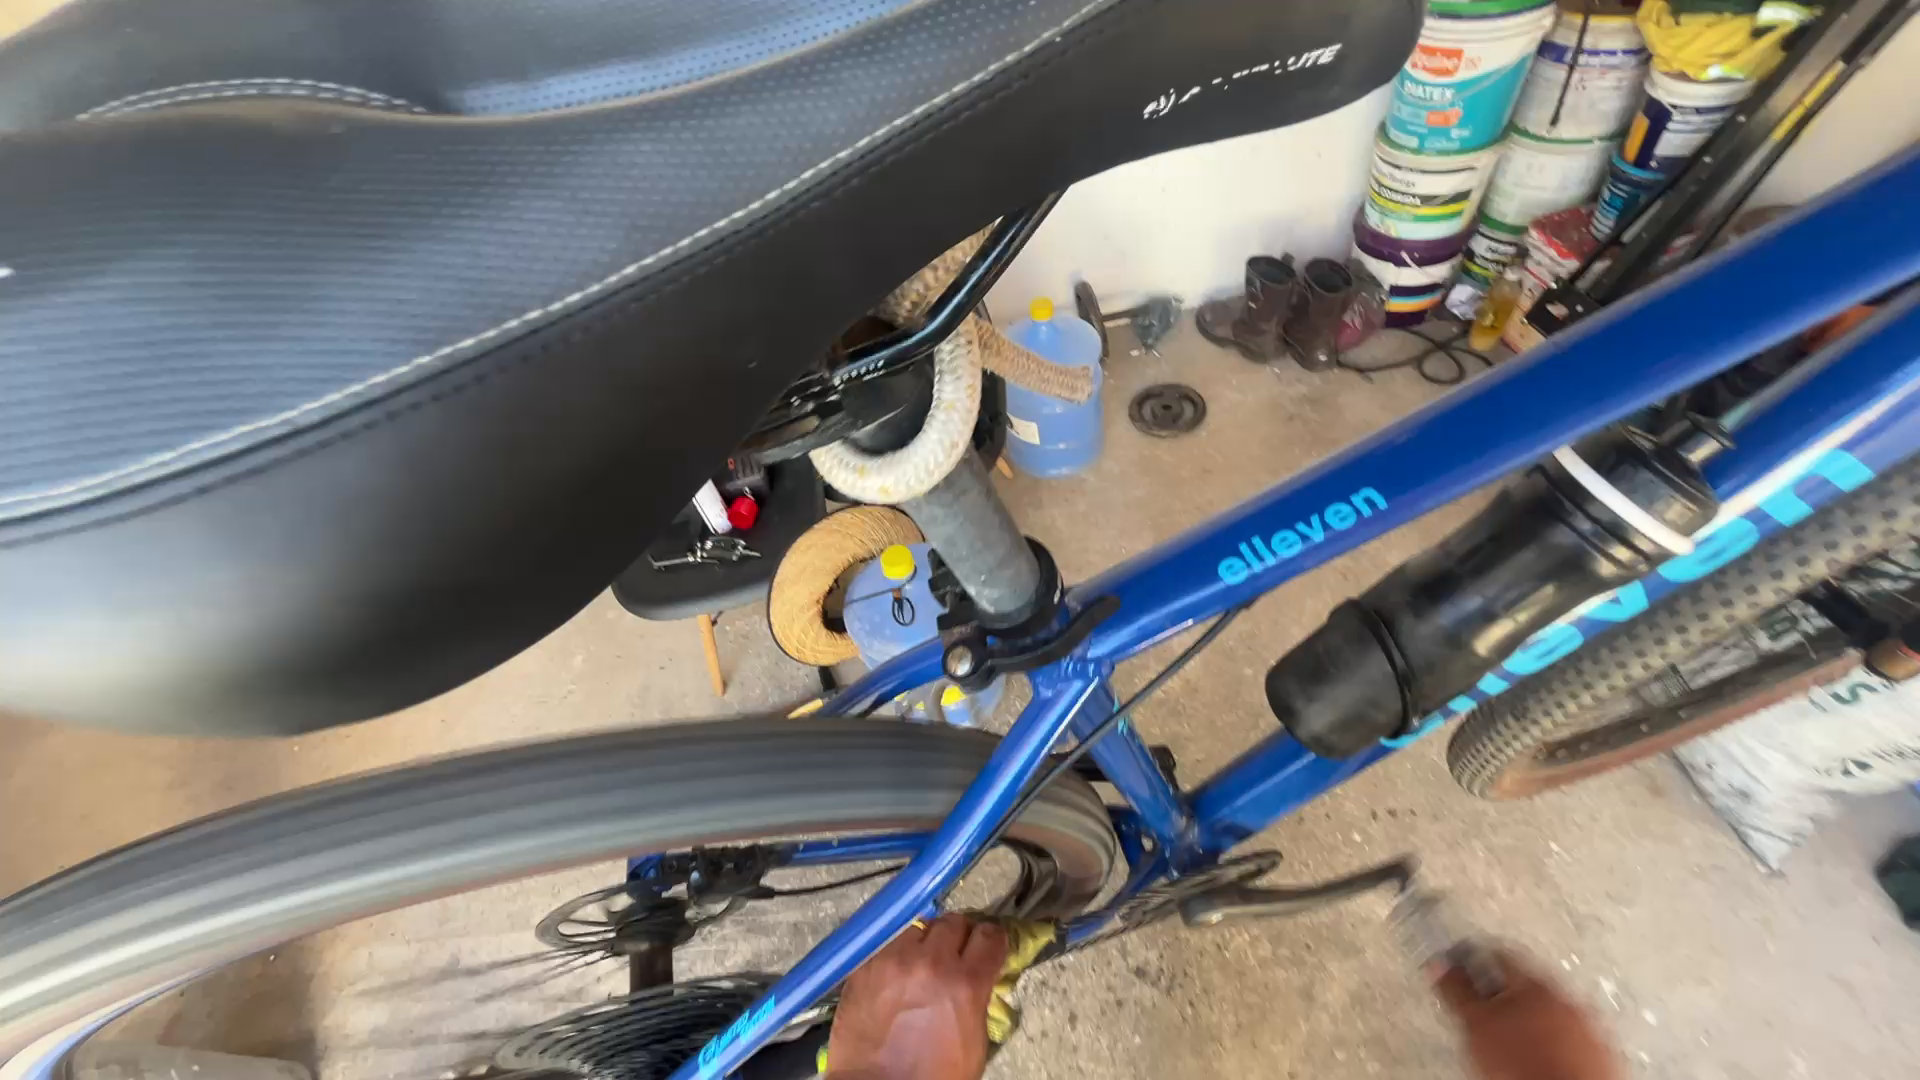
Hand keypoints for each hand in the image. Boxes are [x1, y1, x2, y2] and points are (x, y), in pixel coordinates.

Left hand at [827, 914, 1008, 1079]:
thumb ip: (978, 1000)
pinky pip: (890, 944)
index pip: (990, 936)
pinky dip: (899, 953)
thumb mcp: (973, 1044)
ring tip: (923, 961)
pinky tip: (898, 973)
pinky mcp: (868, 964)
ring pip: (921, 926)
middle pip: (955, 922)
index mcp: (966, 984)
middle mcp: (932, 962)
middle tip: (956, 952)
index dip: (992, 940)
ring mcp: (896, 959)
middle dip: (959, 936)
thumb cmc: (932, 1078)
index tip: (989, 945)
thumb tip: (980, 976)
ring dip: (927, 941)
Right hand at [1434, 950, 1622, 1079]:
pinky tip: (1535, 1053)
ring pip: (1546, 1009)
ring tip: (1507, 1035)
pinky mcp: (1600, 1053)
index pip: (1495, 952)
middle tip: (1481, 1007)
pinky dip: (1550, 1038)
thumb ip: (1453, 987)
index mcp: (1534, 980)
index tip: (1458, 965)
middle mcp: (1566, 996)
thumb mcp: (1473, 1022)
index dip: (1471, 957)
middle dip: (1500, 991)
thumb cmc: (1526, 1064)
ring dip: (1526, 1016)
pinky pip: (1568, 1034)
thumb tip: (1438, 964)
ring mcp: (1587, 1026)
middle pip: (1522, 981)